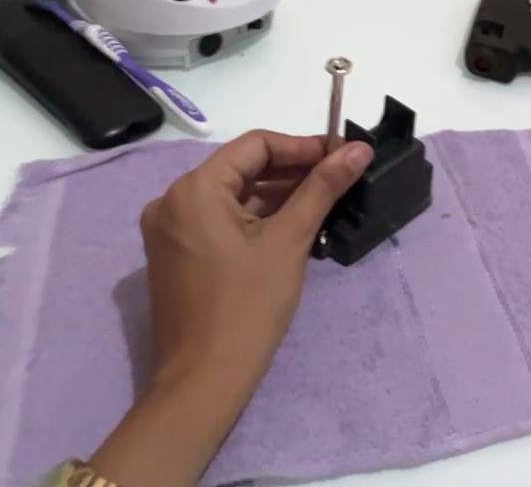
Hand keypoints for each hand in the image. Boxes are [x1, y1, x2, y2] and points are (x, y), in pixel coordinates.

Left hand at [89, 131, 372, 486]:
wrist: (202, 384)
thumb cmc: (247, 306)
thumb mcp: (290, 239)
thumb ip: (324, 186)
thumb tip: (360, 148)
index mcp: (193, 190)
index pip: (256, 145)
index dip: (303, 146)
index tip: (342, 155)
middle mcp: (173, 202)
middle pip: (244, 167)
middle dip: (294, 169)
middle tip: (340, 176)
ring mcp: (171, 230)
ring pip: (235, 194)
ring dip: (279, 193)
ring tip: (326, 198)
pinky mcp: (178, 254)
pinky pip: (222, 218)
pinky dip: (258, 217)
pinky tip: (296, 223)